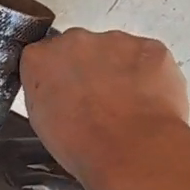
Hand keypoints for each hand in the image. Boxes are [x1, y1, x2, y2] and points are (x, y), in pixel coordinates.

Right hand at [21, 28, 189, 179]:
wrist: (130, 149)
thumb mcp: (41, 122)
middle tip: (96, 102)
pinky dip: (149, 74)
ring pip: (115, 50)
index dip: (54, 76)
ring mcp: (114, 40)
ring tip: (125, 106)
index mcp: (40, 59)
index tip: (63, 92)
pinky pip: (147, 57)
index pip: (41, 57)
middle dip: (86, 68)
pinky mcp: (150, 47)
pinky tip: (147, 101)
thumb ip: (45, 93)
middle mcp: (74, 41)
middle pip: (78, 47)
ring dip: (118, 70)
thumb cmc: (83, 144)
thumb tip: (58, 92)